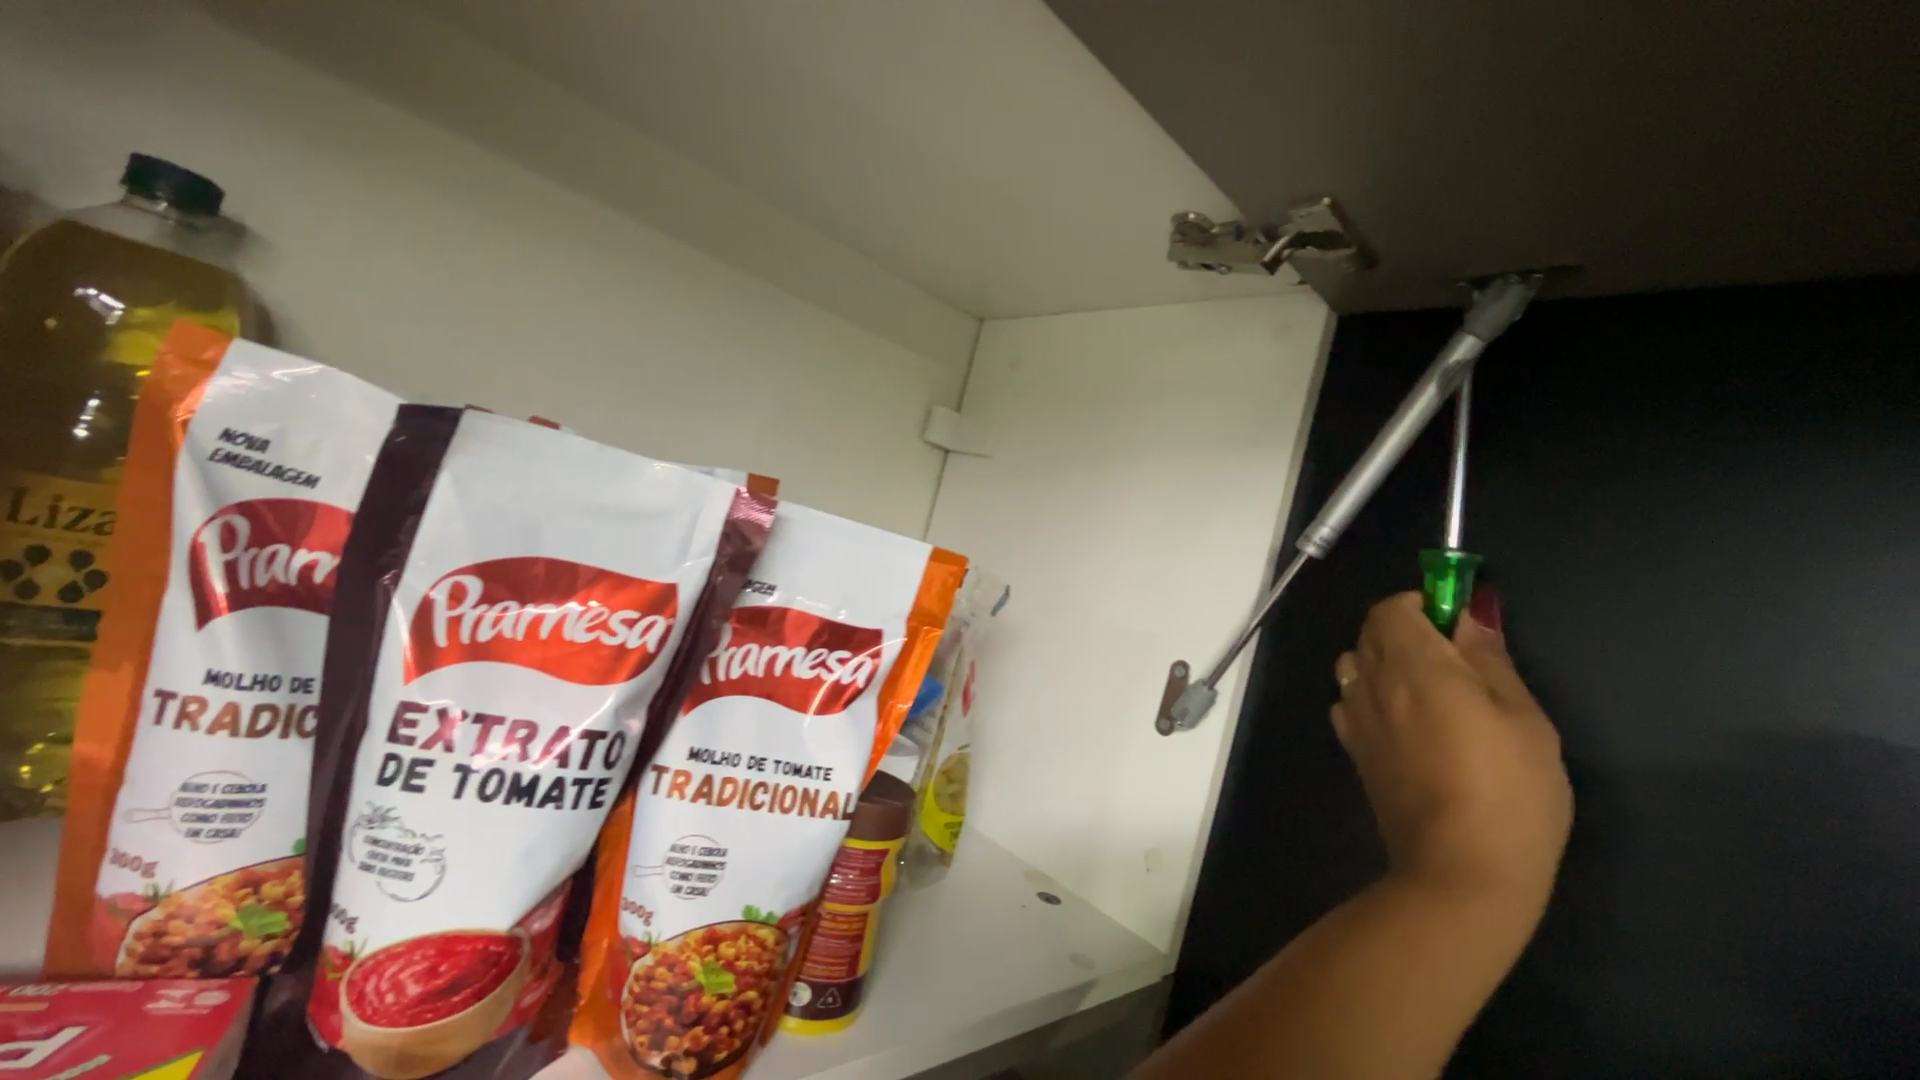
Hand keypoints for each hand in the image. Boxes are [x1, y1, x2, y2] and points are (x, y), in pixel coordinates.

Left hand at [1333, 592, 1571, 906]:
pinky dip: (1371, 694)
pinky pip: (1350, 702)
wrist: (1460, 868)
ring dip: (1383, 660)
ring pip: (1354, 665)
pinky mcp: (1352, 751)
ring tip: (1432, 688)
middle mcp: (1372, 684)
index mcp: (1413, 665)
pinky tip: (1407, 721)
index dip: (1421, 603)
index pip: (1391, 608)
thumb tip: (1469, 613)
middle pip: (1369, 632)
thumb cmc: (1510, 789)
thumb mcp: (1523, 716)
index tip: (1457, 619)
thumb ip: (1488, 658)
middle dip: (1404, 627)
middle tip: (1454, 654)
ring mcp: (1355, 719)